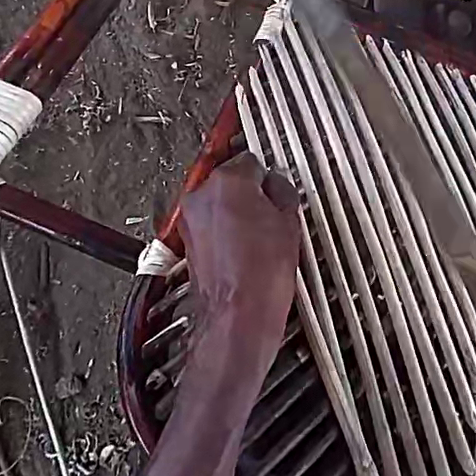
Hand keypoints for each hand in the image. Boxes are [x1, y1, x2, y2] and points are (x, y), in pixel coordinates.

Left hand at [178, 151, 301, 358]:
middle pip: (230, 178)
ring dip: (234, 209)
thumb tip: (276, 185)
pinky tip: (243, 247)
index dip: (268, 175)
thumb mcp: (288, 224)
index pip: (251, 160)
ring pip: (217, 200)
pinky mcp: (187, 237)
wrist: (237, 315)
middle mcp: (202, 194)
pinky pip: (209, 221)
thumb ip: (281, 192)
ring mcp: (192, 216)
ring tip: (258, 234)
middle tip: (270, 211)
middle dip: (249, 191)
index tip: (275, 185)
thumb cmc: (260, 276)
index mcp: (229, 182)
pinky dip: (223, 228)